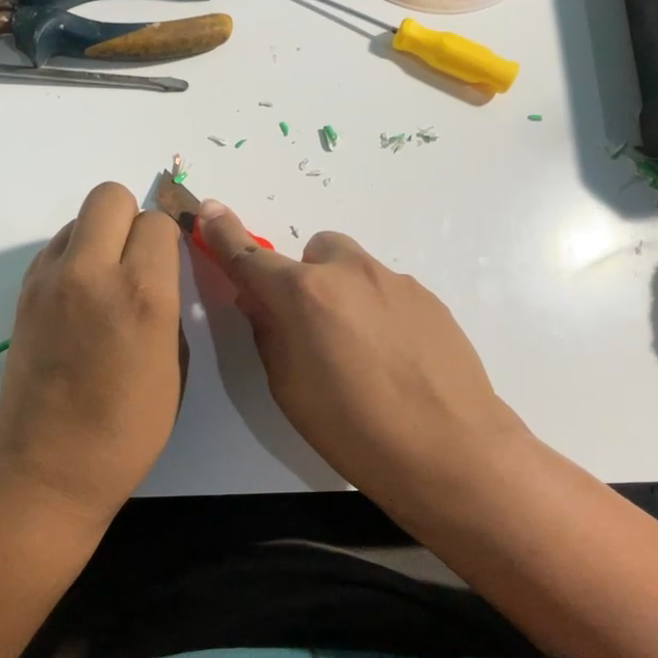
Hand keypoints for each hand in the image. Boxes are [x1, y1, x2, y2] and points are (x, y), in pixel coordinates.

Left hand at [0, 183, 183, 514]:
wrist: (50, 460)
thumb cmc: (128, 429)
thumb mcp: (175, 366)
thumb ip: (168, 307)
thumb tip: (157, 279)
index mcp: (143, 293)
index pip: (159, 223)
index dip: (168, 243)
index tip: (169, 269)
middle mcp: (93, 272)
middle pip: (110, 196)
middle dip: (130, 220)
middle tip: (136, 262)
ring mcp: (50, 279)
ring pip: (78, 219)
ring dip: (98, 239)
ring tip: (105, 284)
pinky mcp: (25, 293)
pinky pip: (55, 250)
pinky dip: (73, 260)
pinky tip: (80, 301)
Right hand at [195, 200, 530, 521]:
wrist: (448, 448)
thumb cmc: (352, 428)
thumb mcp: (289, 389)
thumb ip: (269, 333)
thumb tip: (260, 300)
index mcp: (304, 295)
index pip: (250, 256)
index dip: (224, 233)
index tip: (210, 210)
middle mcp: (350, 274)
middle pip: (314, 252)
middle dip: (305, 278)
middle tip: (312, 328)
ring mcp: (396, 282)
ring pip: (356, 271)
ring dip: (345, 295)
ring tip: (362, 354)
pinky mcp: (430, 299)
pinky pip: (389, 292)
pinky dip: (380, 313)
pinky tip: (394, 361)